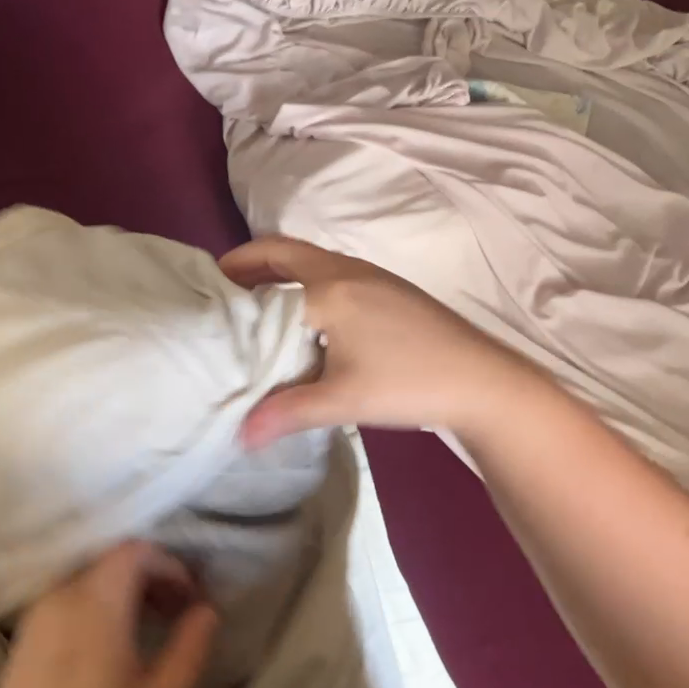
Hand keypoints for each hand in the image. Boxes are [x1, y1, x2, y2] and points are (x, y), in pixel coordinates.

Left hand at [0, 542, 218, 687]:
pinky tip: (111, 635)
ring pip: (94, 571)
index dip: (169, 564)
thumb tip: (207, 611)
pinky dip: (100, 596)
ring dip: (126, 585)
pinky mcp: (31, 618)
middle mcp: (68, 589)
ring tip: (147, 622)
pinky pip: (73, 588)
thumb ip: (189, 650)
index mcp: (100, 601)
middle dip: (152, 574)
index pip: (136, 551)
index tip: (189, 597)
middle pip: (116, 558)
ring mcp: (44, 601)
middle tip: (175, 609)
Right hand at [220, 235, 539, 447]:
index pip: (265, 281)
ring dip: (278, 271)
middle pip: (285, 251)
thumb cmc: (407, 384)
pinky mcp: (390, 289)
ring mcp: (372, 276)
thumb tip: (239, 436)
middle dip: (249, 263)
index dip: (231, 288)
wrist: (484, 382)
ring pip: (310, 260)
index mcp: (329, 290)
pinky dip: (302, 281)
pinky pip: (330, 272)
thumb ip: (285, 412)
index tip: (203, 299)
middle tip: (221, 285)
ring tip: (252, 300)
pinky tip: (304, 317)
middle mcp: (346, 271)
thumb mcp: (341, 401)